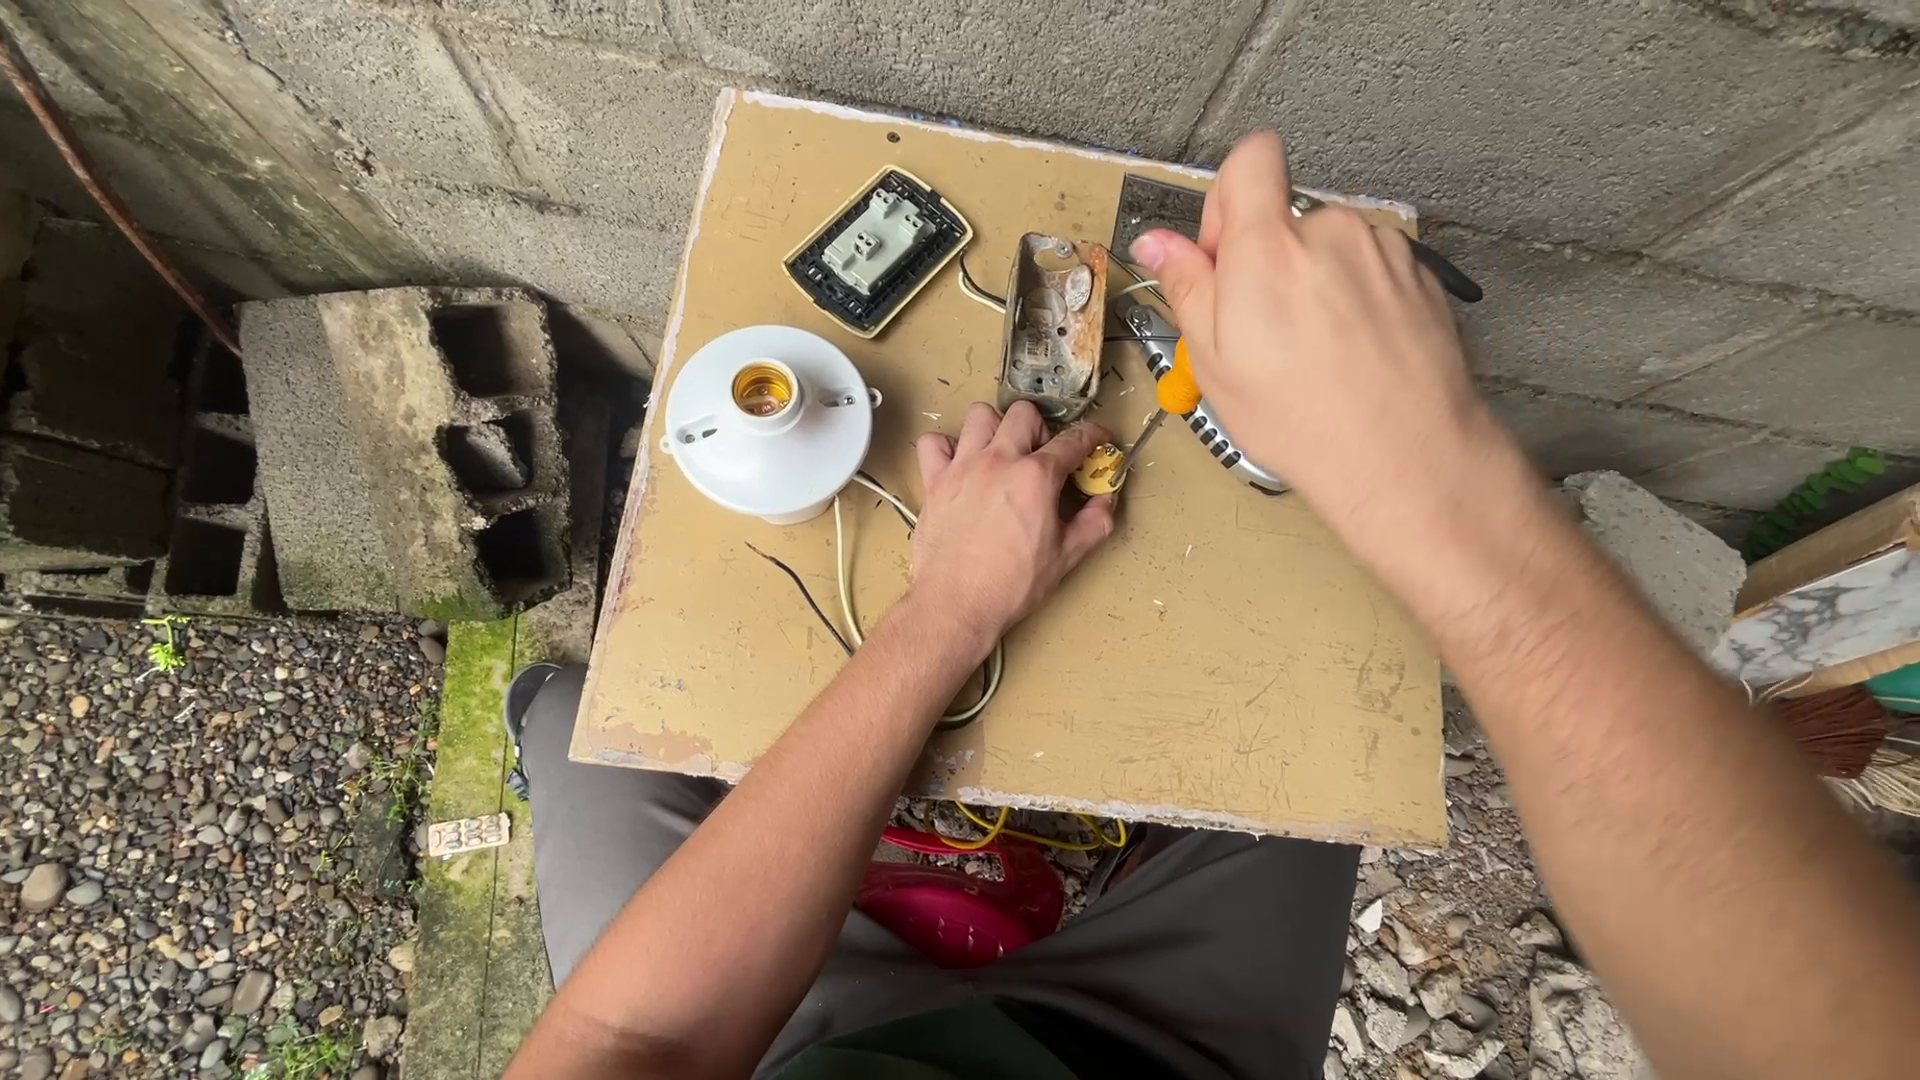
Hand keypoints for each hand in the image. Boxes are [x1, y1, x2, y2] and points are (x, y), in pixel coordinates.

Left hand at [908, 401, 1114, 640]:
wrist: (958, 603)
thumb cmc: (1009, 585)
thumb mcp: (1066, 557)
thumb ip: (1093, 523)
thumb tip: (1105, 503)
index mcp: (1035, 477)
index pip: (1073, 440)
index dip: (1092, 437)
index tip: (1095, 441)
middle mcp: (998, 462)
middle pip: (1024, 414)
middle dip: (1041, 429)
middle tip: (1042, 456)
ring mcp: (963, 468)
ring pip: (979, 415)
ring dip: (994, 427)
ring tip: (1000, 452)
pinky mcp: (935, 482)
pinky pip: (933, 443)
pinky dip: (945, 446)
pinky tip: (958, 464)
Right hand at [1129, 131, 1498, 537]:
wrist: (1401, 453)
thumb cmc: (1297, 416)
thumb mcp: (1213, 360)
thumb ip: (1186, 286)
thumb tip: (1155, 242)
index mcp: (1268, 247)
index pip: (1252, 159)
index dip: (1227, 200)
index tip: (1222, 256)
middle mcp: (1331, 230)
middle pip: (1285, 217)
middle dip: (1264, 261)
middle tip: (1261, 333)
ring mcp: (1382, 248)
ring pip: (1325, 246)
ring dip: (1309, 281)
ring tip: (1309, 350)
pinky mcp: (1418, 272)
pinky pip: (1365, 267)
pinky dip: (1348, 296)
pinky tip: (1346, 350)